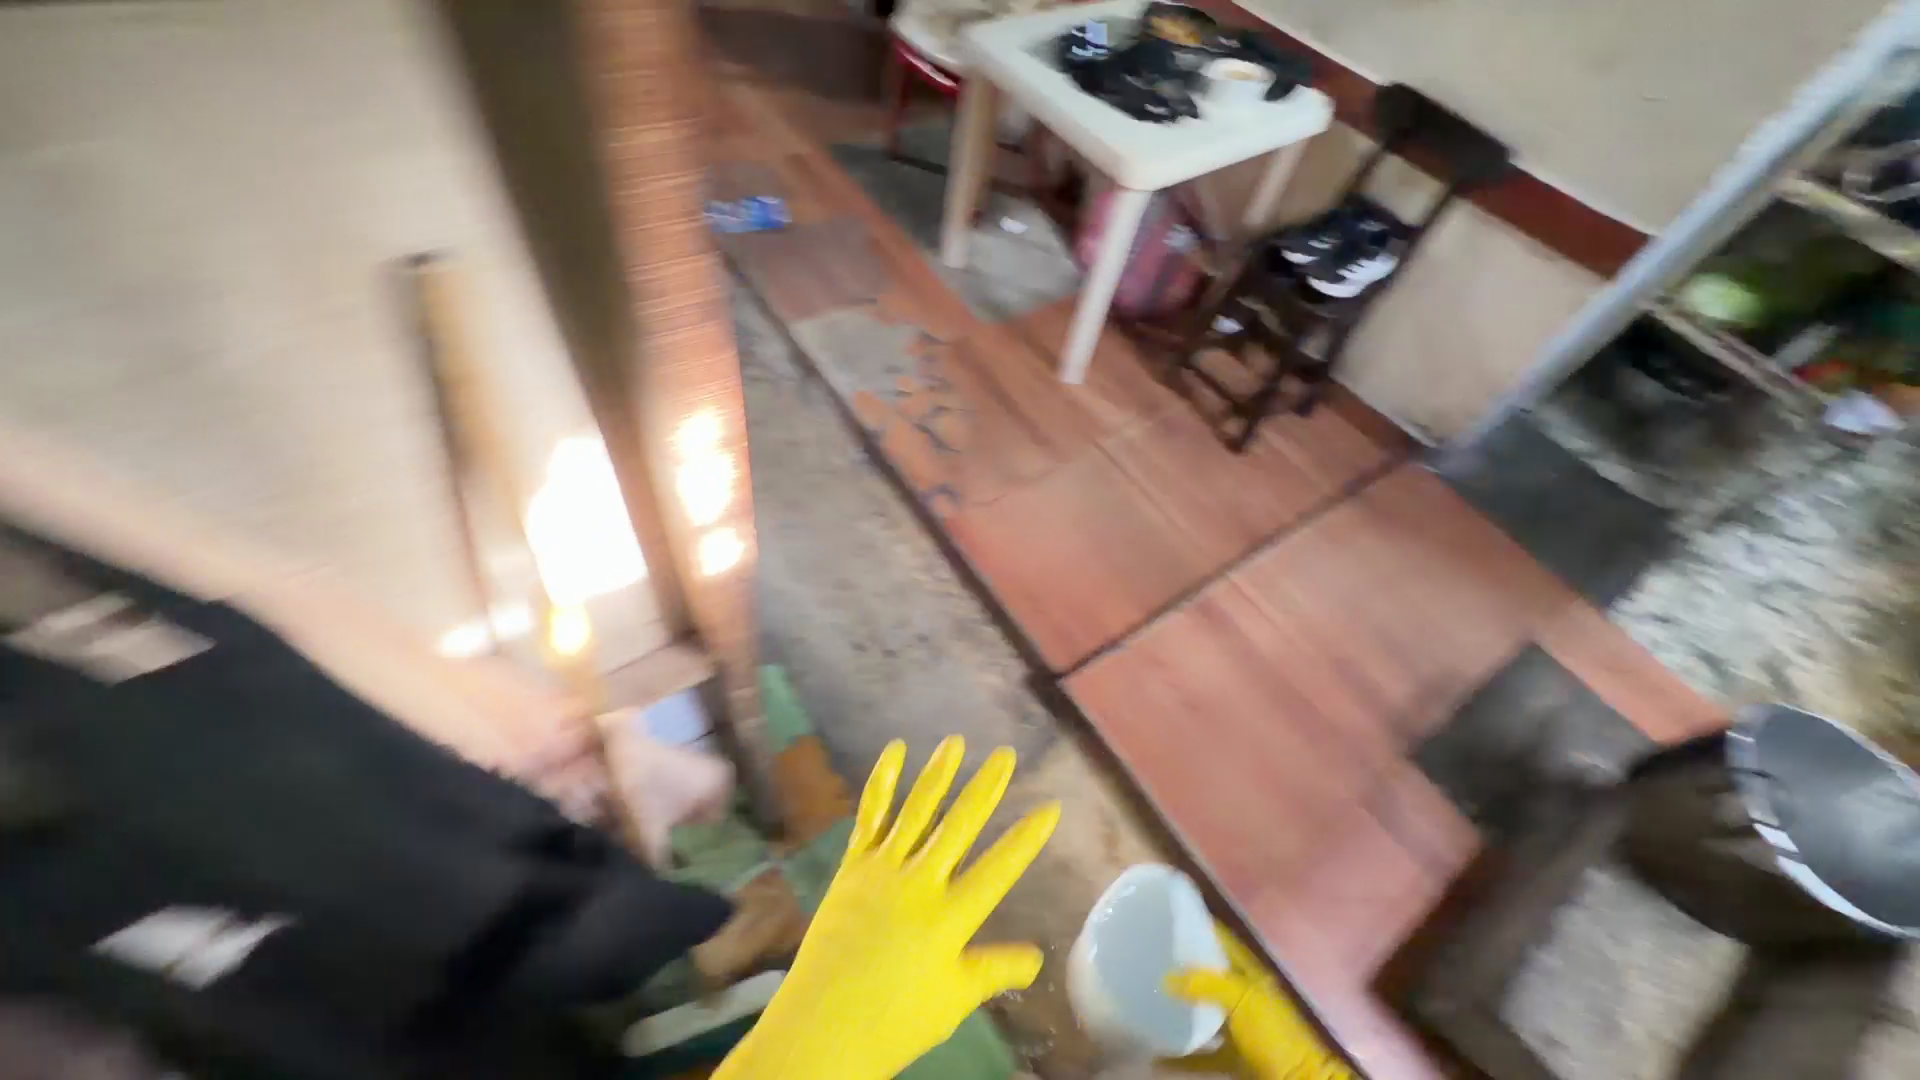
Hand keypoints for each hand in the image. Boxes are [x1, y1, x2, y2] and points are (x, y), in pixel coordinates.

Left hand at [715, 736, 1059, 1079]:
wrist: (823, 1026)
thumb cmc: (896, 1021)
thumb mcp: (955, 1001)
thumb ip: (994, 971)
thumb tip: (1037, 958)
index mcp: (951, 917)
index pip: (1000, 868)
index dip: (1028, 837)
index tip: (1051, 807)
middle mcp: (921, 882)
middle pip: (961, 825)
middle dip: (987, 787)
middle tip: (1006, 755)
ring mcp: (884, 868)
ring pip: (917, 811)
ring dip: (939, 774)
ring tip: (956, 742)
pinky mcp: (854, 865)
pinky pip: (871, 816)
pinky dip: (883, 781)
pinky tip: (895, 751)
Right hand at [1163, 923, 1353, 1079]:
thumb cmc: (1275, 1036)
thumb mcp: (1243, 1001)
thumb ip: (1206, 985)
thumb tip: (1167, 977)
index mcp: (1249, 974)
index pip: (1221, 939)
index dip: (1198, 925)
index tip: (1167, 917)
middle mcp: (1244, 996)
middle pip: (1209, 974)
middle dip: (1182, 966)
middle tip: (1148, 956)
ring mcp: (1240, 1028)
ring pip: (1205, 1012)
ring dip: (1181, 1009)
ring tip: (1149, 998)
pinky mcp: (1235, 1058)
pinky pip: (1203, 1054)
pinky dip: (1182, 1056)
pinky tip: (1158, 1056)